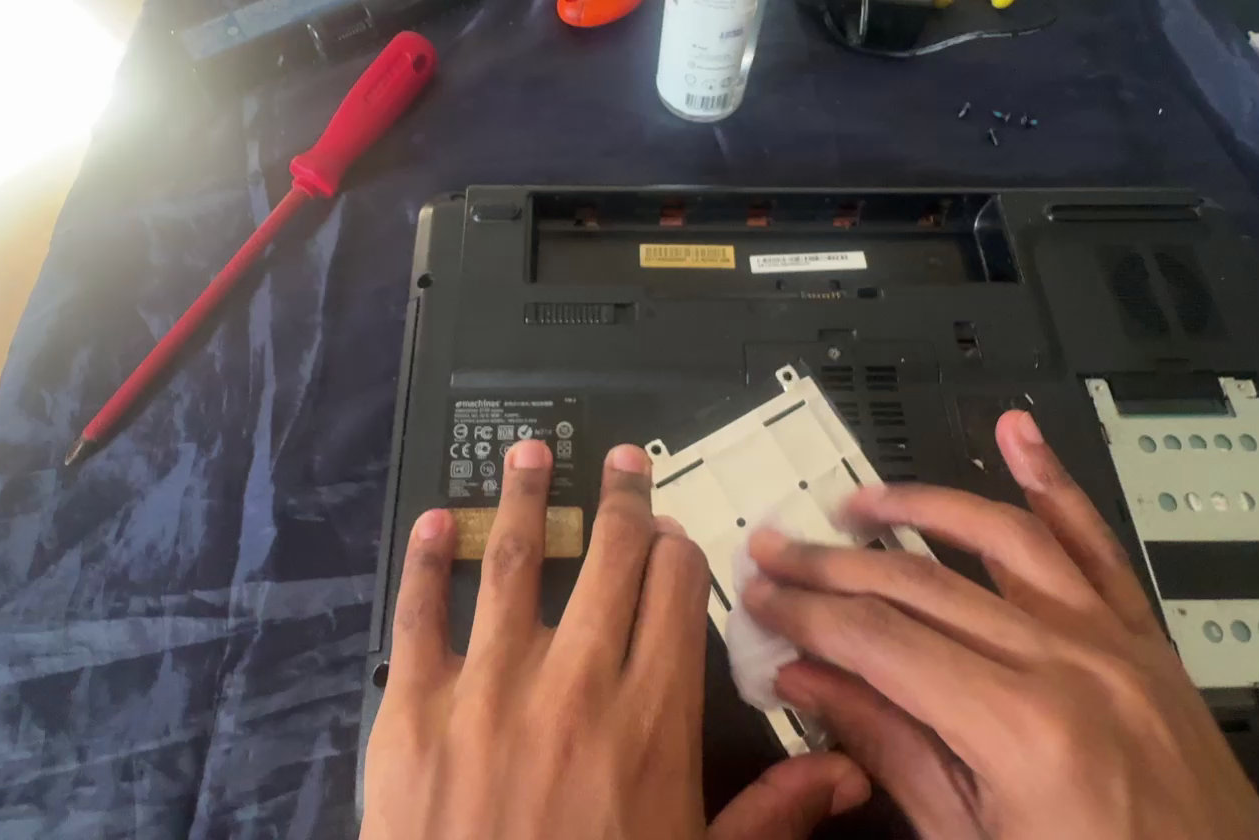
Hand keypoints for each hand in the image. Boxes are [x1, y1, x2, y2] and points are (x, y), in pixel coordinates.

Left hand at [361, 439, 871, 839]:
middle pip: (608, 557)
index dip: (677, 550)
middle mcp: (573, 684)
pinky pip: (419, 614)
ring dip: (524, 499)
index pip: (675, 590)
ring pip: (513, 561)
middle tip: (620, 460)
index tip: (670, 534)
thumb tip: (845, 771)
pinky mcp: (413, 710)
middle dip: (620, 500)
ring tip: (532, 454)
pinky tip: (437, 520)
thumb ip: (771, 812)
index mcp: (648, 717)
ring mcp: (488, 689)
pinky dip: (426, 560)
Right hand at [742, 411, 1258, 839]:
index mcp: (1022, 732)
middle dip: (830, 564)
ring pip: (1000, 537)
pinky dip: (1054, 482)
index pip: (879, 638)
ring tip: (855, 502)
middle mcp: (1070, 665)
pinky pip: (1096, 546)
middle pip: (920, 580)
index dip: (805, 613)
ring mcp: (1116, 642)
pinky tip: (1017, 431)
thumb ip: (885, 748)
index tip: (757, 595)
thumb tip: (801, 675)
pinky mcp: (1147, 640)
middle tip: (772, 549)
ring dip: (917, 505)